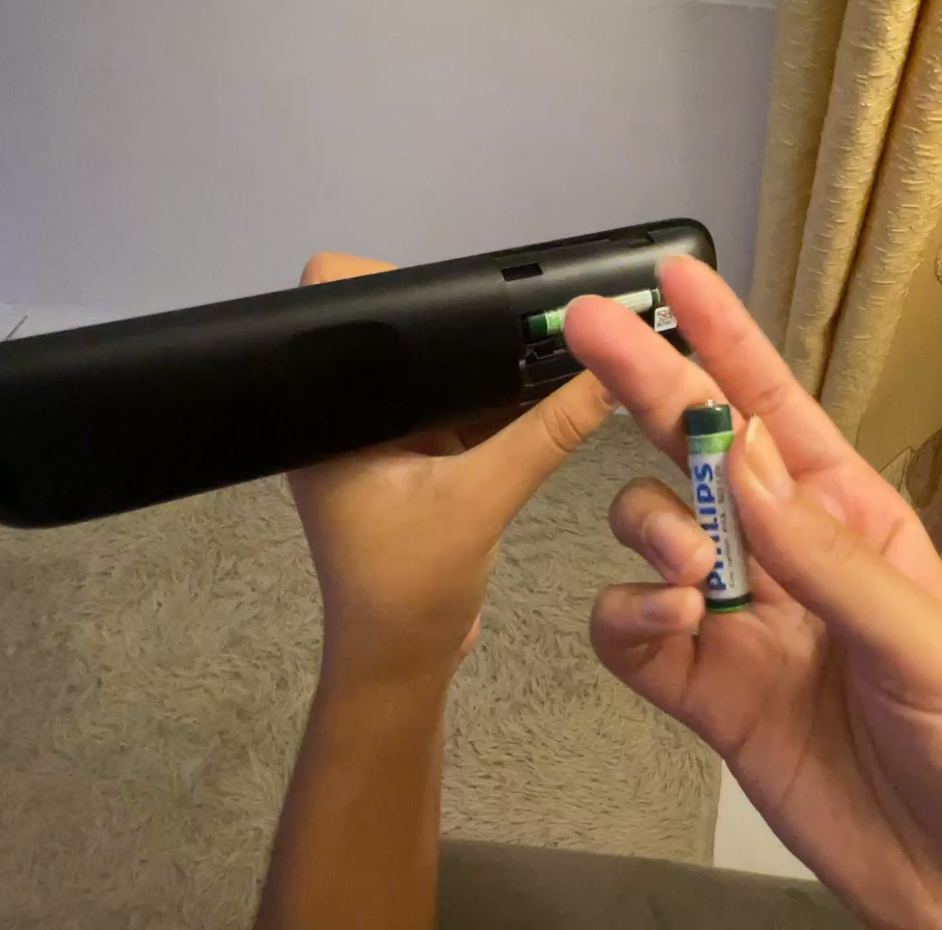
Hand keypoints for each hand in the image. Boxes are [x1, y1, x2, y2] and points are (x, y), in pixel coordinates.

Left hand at [288, 253, 612, 684]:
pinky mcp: (419, 455)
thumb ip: (546, 435)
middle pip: (400, 335)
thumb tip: (611, 378)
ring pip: (438, 371)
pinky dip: (497, 399)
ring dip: (485, 362)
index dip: (389, 282)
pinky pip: (461, 407)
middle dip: (460, 323)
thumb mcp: (483, 500)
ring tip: (543, 343)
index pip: (333, 305)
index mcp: (330, 413)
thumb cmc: (412, 587)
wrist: (404, 659)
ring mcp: (387, 434)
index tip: (467, 296)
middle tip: (523, 316)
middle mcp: (350, 412)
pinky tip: (542, 389)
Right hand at [565, 257, 941, 929]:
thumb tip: (740, 465)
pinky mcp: (700, 682)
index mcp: (845, 514)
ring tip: (693, 573)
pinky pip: (629, 627)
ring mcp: (734, 612)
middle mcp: (780, 547)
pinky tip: (669, 626)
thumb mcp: (921, 640)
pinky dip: (629, 618)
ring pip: (651, 527)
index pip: (772, 406)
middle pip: (694, 445)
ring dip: (651, 526)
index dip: (724, 338)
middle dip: (646, 380)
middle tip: (593, 328)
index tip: (677, 281)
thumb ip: (824, 555)